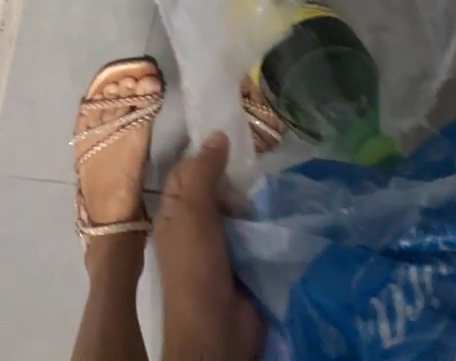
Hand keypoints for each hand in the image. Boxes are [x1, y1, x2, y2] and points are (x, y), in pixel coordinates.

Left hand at [155, 132, 264, 360]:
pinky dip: (266, 215)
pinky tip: (282, 198)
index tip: (231, 125)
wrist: (219, 330)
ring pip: (239, 204)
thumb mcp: (192, 213)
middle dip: (234, 170)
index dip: (205, 149)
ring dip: (253, 193)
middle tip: (258, 145)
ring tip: (273, 166)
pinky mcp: (247, 257)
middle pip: (216, 185)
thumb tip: (217, 134)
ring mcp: (222, 241)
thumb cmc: (195, 268)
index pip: (188, 169)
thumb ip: (204, 173)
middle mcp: (196, 223)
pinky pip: (257, 227)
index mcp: (173, 212)